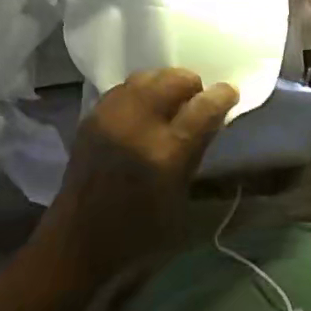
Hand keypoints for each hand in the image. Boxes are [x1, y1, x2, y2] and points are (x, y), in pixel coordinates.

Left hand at [36, 68, 237, 281]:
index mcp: (166, 153)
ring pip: (147, 76)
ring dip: (165, 83)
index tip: (229, 91)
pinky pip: (124, 87)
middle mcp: (138, 123)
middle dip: (192, 84)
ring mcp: (112, 114)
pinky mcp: (93, 113)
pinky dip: (140, 91)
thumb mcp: (181, 199)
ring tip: (171, 99)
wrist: (80, 234)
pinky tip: (144, 107)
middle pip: (173, 80)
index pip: (202, 108)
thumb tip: (211, 118)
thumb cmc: (140, 232)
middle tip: (197, 98)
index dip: (221, 96)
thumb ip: (196, 153)